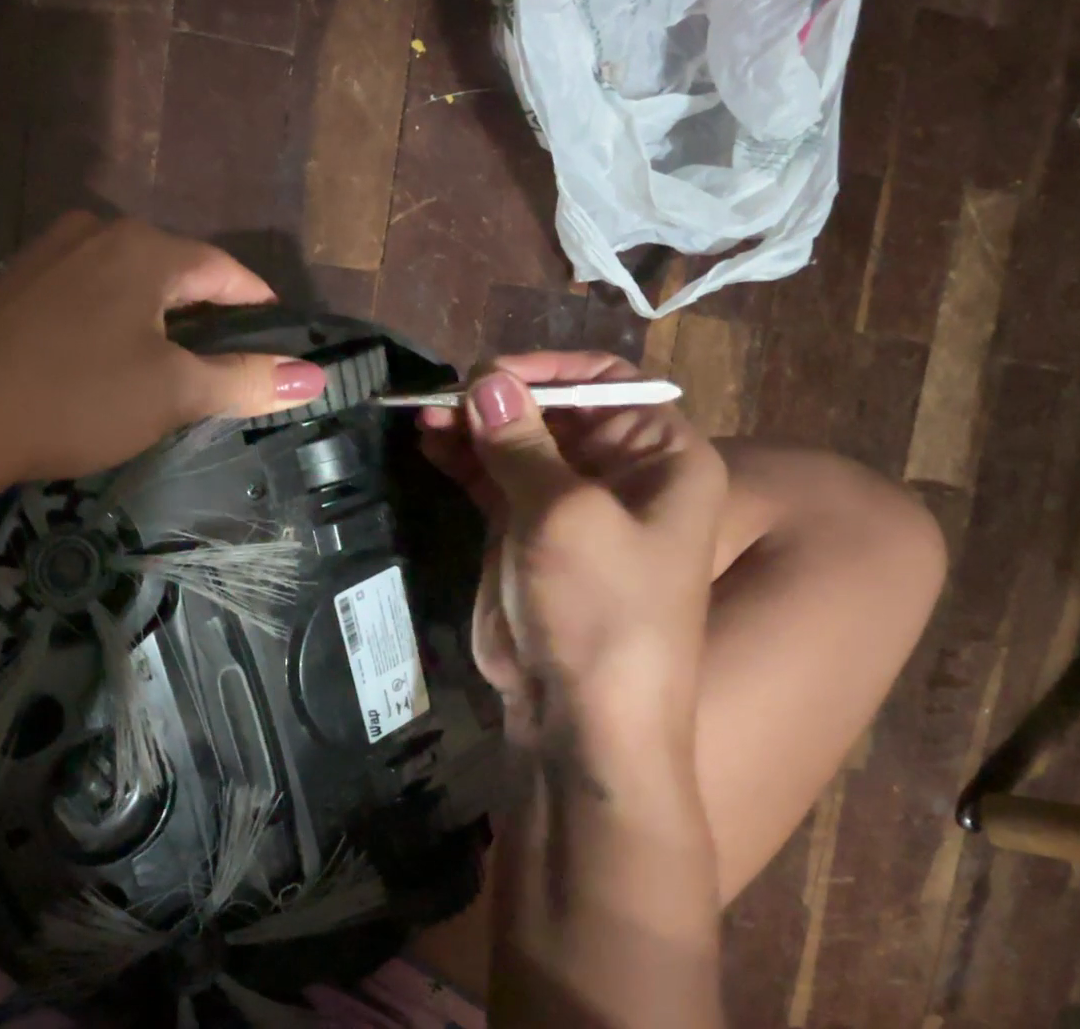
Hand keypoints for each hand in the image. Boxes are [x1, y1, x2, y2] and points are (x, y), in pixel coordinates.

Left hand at [0, 214, 326, 514]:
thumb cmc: (74, 403)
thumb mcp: (170, 394)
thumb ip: (245, 379)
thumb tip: (317, 377)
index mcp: (143, 248)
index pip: (225, 271)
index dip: (256, 307)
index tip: (273, 341)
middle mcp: (93, 233)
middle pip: (172, 271)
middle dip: (200, 314)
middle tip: (215, 366)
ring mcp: (43, 255)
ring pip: (122, 282)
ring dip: (149, 318)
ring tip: (159, 367)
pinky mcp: (8, 286)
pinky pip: (78, 296)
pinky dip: (102, 322)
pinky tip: (94, 361)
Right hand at [418, 352, 725, 752]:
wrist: (581, 711)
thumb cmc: (601, 607)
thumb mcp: (563, 515)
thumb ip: (520, 443)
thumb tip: (483, 379)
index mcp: (659, 456)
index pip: (605, 382)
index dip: (545, 369)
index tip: (484, 374)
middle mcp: (616, 472)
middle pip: (551, 410)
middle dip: (495, 398)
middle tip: (437, 400)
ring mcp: (564, 504)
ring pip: (513, 442)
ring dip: (469, 425)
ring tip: (420, 416)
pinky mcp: (521, 531)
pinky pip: (489, 477)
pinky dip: (459, 458)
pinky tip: (427, 442)